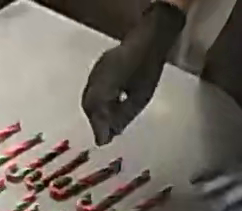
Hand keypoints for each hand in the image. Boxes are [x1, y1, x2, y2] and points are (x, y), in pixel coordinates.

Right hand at [80, 2, 186, 145]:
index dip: (101, 131)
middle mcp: (93, 83)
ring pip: (91, 102)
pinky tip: (110, 104)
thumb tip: (109, 136)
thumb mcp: (139, 99)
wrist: (150, 36)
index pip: (97, 117)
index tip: (104, 143)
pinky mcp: (96, 72)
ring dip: (100, 113)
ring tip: (111, 119)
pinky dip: (100, 102)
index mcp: (103, 90)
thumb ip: (122, 119)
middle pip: (92, 110)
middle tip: (109, 133)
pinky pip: (94, 92)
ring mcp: (93, 76)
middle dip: (100, 122)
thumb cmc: (147, 68)